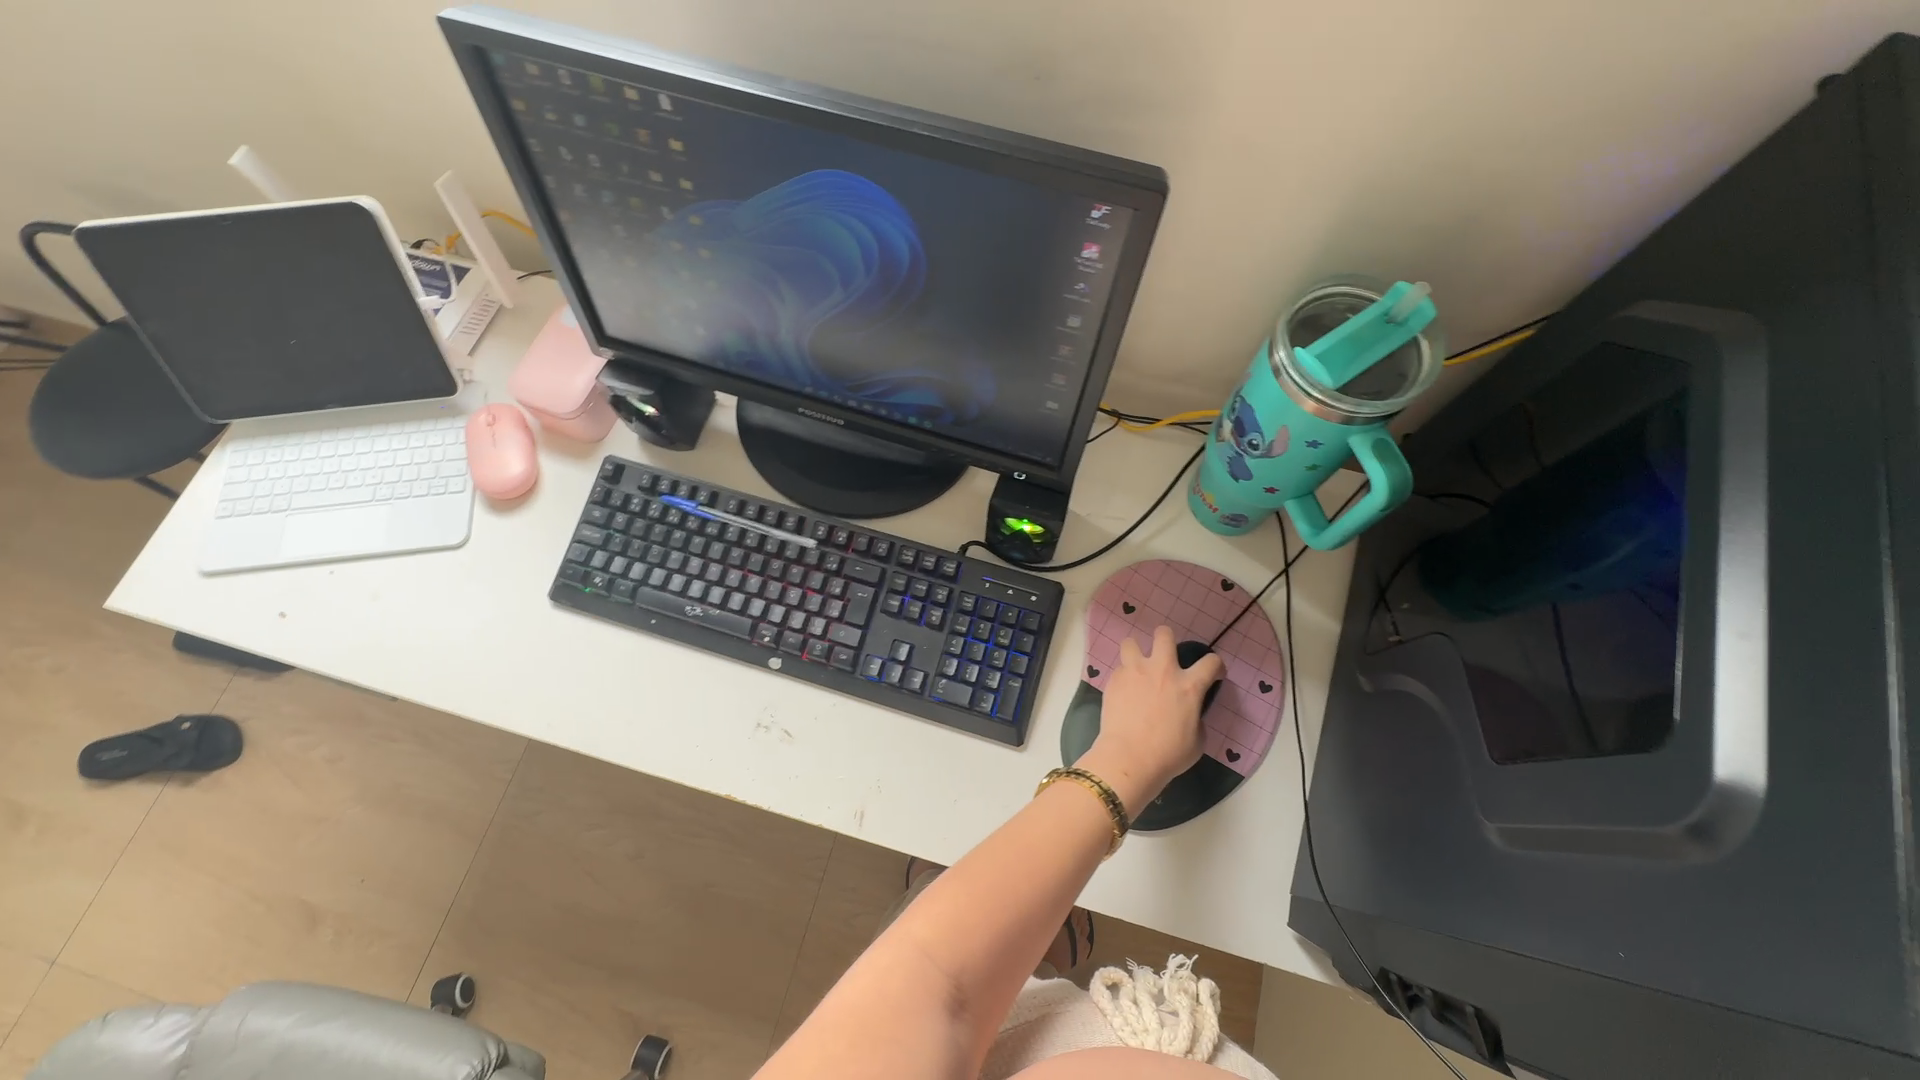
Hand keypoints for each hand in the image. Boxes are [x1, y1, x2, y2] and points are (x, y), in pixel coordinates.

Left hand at [1080, 625, 1223, 814]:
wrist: (1129, 758)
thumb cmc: (1168, 755)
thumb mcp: (1197, 740)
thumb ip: (1196, 719)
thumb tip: (1190, 713)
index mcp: (1189, 686)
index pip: (1211, 662)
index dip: (1215, 666)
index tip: (1212, 673)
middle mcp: (1163, 670)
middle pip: (1164, 634)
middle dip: (1166, 639)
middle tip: (1164, 656)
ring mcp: (1135, 671)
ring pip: (1131, 642)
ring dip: (1136, 651)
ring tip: (1136, 666)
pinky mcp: (1114, 679)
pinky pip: (1119, 668)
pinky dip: (1123, 675)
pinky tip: (1123, 690)